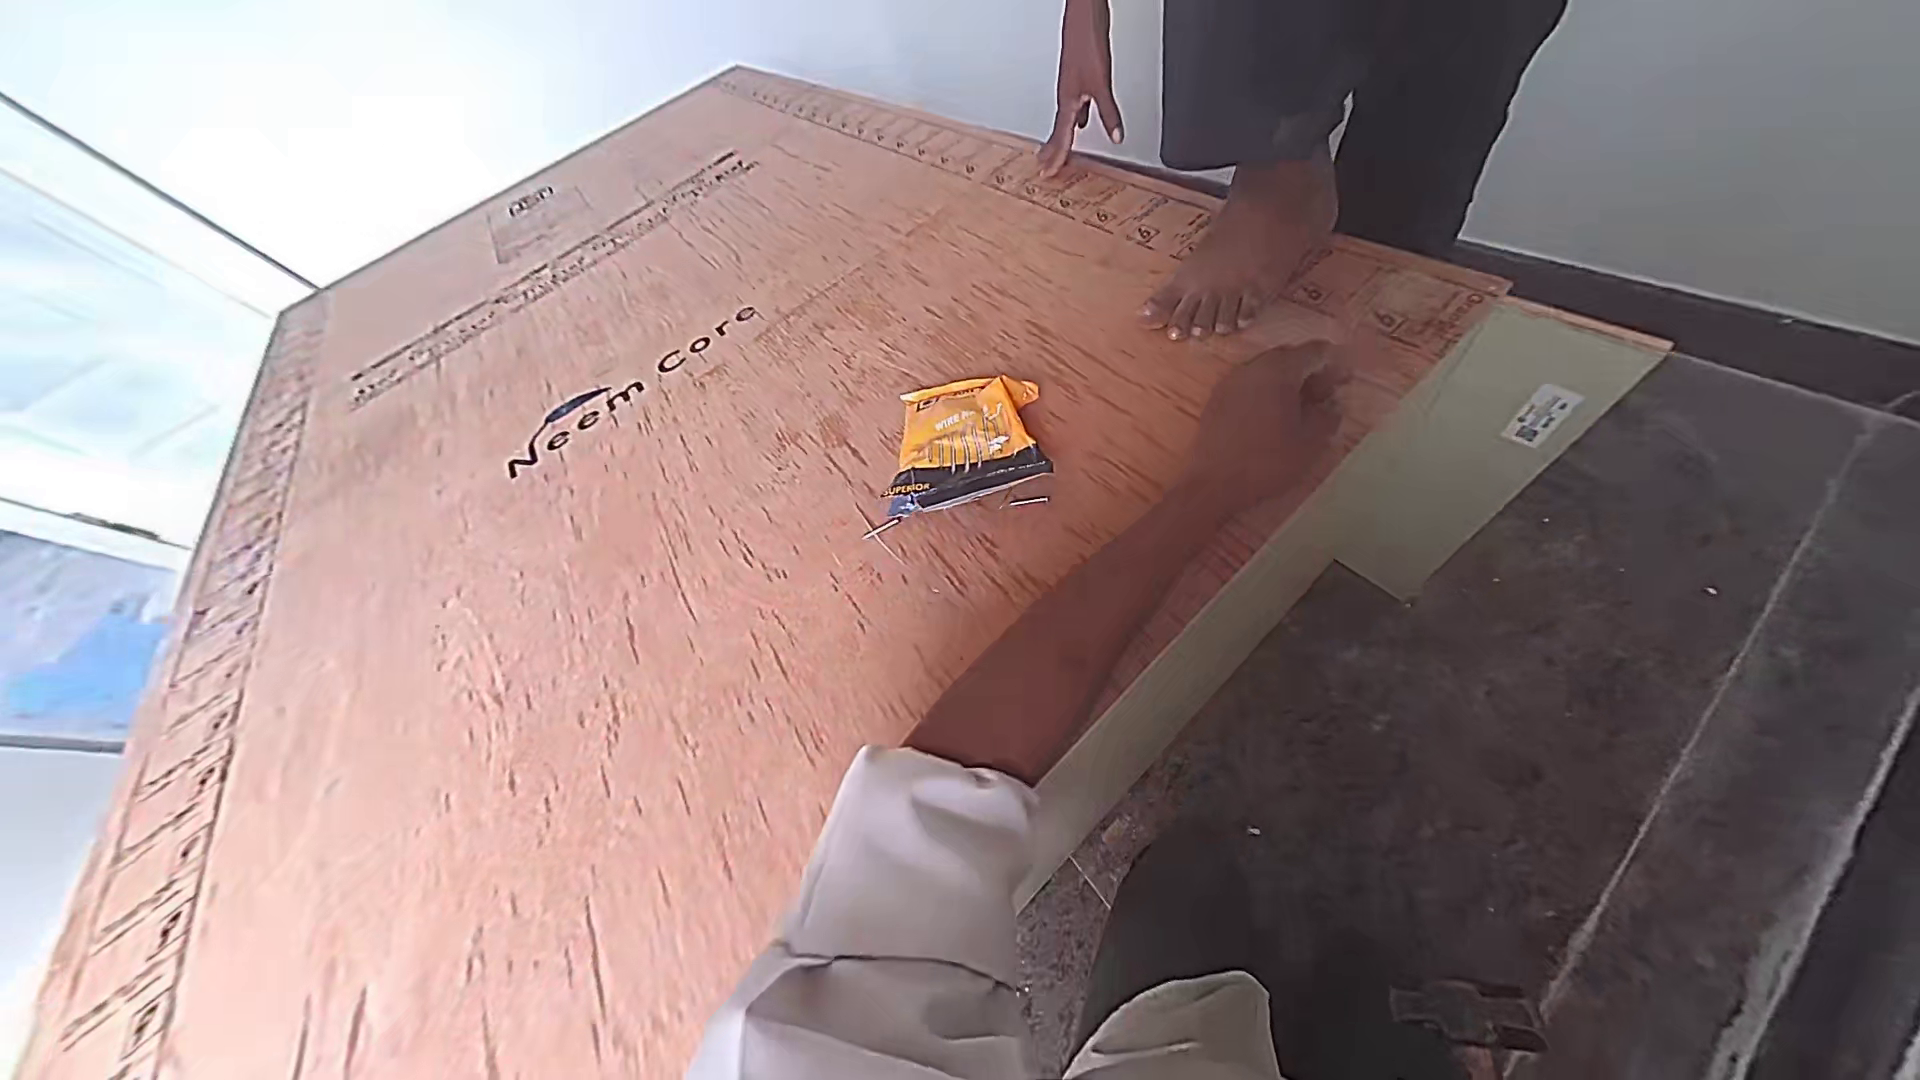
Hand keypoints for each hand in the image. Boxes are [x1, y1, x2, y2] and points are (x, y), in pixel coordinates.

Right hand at [1037, 0, 1122, 177]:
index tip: (1049, 173)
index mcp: (1068, 102)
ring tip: (1059, 149)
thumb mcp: (1102, 83)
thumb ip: (1109, 112)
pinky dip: (1075, 119)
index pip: (1062, 138)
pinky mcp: (1077, 76)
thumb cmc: (1087, 40)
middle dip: (1052, 151)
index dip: (1056, 158)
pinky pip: (1074, 106)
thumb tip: (1116, 136)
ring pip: (1065, 120)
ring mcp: (1070, 86)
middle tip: (1044, 167)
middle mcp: (1066, 96)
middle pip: (1058, 131)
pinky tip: (1083, 120)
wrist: (1084, 11)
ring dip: (1062, 137)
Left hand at [1174, 343, 1350, 519]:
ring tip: (1301, 410)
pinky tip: (1273, 418)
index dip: (1335, 365)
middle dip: (1310, 373)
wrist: (1212, 485)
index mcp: (1276, 369)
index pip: (1315, 351)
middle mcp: (1249, 368)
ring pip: (1265, 373)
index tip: (1345, 384)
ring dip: (1286, 384)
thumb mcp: (1312, 440)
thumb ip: (1328, 414)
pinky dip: (1265, 395)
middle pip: (1288, 358)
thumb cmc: (1267, 461)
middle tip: (1325, 397)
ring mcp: (1227, 384)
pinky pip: (1247, 388)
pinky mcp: (1214, 403)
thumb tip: (1330, 404)